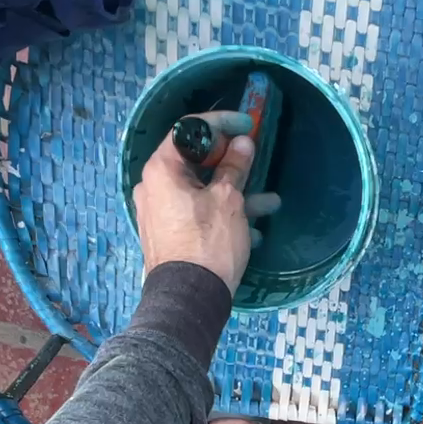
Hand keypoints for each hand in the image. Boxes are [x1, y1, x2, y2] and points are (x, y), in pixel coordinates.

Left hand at [132, 111, 280, 290]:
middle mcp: (153, 187)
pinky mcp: (169, 236)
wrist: (190, 299)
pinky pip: (197, 215)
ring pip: (201, 193)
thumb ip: (234, 167)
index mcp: (161, 169)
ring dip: (235, 194)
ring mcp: (159, 214)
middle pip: (195, 163)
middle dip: (231, 164)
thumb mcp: (228, 200)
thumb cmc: (208, 243)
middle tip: (255, 161)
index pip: (189, 130)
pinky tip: (253, 230)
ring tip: (269, 202)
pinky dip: (221, 215)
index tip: (247, 125)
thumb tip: (242, 144)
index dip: (221, 124)